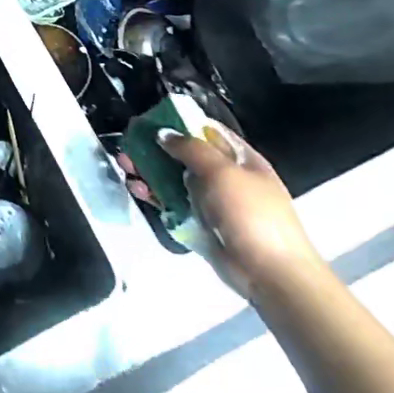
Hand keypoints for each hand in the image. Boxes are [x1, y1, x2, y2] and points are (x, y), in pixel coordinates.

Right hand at [141, 124, 324, 299]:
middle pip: (184, 154)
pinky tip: (136, 188)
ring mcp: (211, 200)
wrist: (268, 273)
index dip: (179, 122)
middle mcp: (225, 177)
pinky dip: (153, 194)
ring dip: (149, 170)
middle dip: (155, 147)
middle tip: (129, 143)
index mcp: (241, 159)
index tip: (149, 119)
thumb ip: (190, 148)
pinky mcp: (198, 221)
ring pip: (173, 178)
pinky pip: (170, 202)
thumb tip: (163, 133)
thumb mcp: (222, 172)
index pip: (207, 131)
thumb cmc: (251, 215)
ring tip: (125, 165)